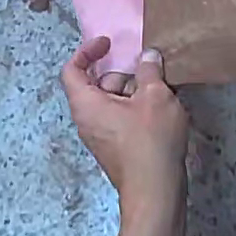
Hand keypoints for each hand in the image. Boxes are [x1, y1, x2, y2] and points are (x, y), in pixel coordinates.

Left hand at [62, 37, 189, 215]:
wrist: (156, 192)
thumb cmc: (150, 140)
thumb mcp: (155, 95)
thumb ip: (149, 70)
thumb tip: (147, 56)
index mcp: (87, 105)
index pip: (72, 71)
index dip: (87, 52)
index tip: (109, 43)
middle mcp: (88, 120)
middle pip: (98, 84)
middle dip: (124, 73)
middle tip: (151, 71)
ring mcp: (102, 136)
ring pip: (114, 101)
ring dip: (136, 90)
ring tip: (164, 90)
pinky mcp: (117, 147)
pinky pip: (122, 117)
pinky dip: (138, 107)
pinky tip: (164, 109)